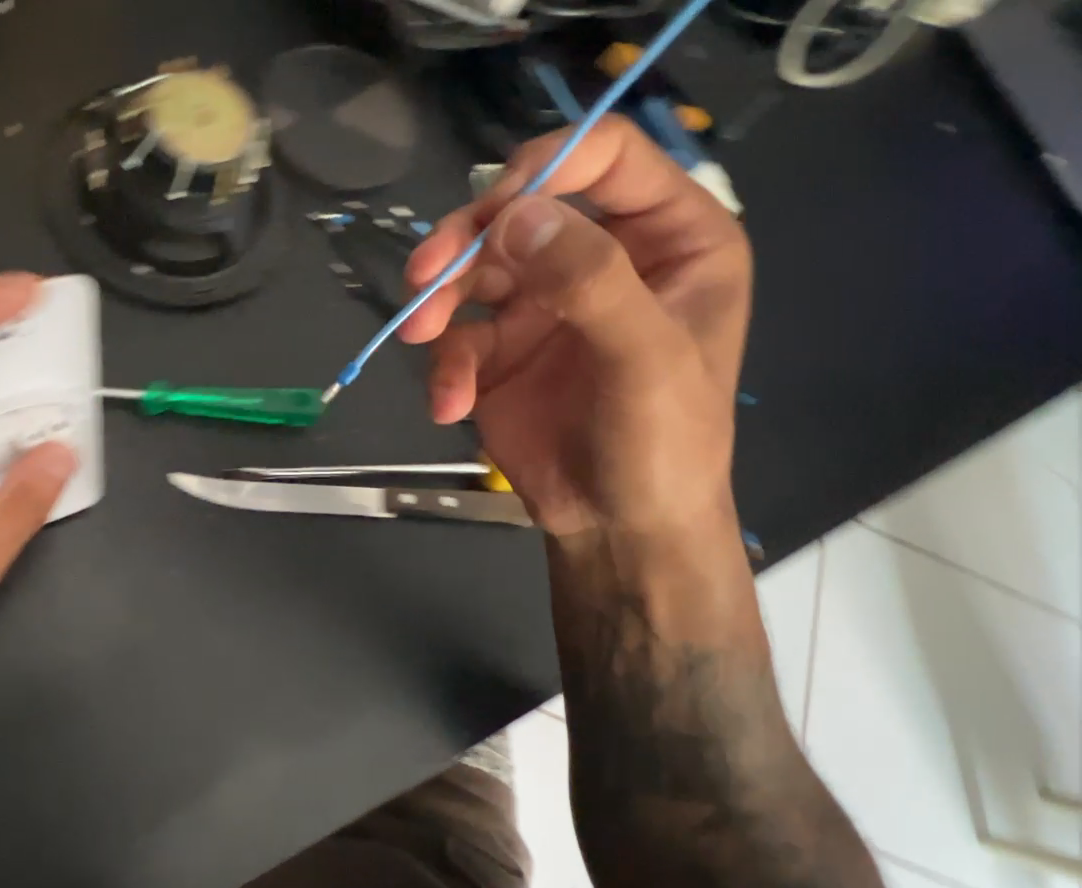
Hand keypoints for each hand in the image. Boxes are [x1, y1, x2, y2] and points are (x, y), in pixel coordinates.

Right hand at [399, 116, 752, 539]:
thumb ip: (589, 278)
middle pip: (520, 212)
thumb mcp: (644, 355)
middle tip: (424, 272)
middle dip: (466, 241)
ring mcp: (544, 306)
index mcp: (667, 239)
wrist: (617, 526)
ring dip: (439, 302)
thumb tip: (514, 214)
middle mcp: (600, 260)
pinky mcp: (498, 352)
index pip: (606, 161)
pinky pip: (456, 339)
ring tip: (420, 336)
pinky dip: (445, 369)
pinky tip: (450, 406)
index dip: (547, 166)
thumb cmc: (664, 440)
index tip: (492, 206)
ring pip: (473, 271)